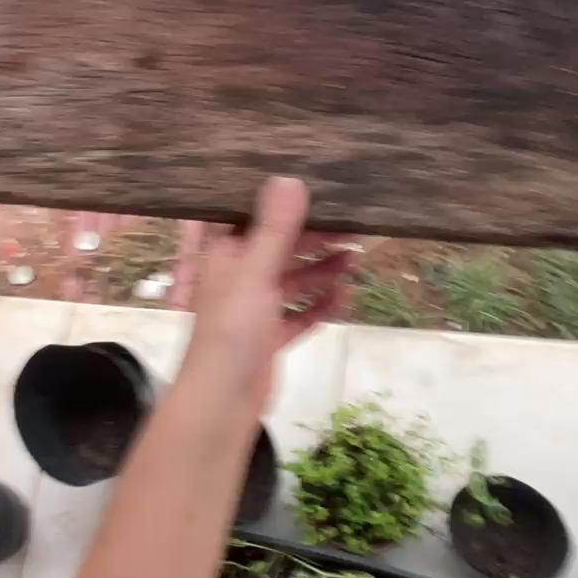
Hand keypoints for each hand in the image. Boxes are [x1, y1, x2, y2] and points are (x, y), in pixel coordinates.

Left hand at [180, 177, 355, 410]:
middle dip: (315, 241)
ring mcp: (253, 311)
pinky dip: (318, 307)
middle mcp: (239, 278)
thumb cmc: (233, 329)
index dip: (288, 207)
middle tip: (355, 231)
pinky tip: (344, 300)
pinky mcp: (268, 339)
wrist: (222, 399)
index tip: (324, 195)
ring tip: (356, 262)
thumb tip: (289, 178)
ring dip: (321, 272)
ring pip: (292, 283)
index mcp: (227, 256)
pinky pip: (298, 316)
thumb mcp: (255, 272)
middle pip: (281, 250)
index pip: (258, 220)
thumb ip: (275, 229)